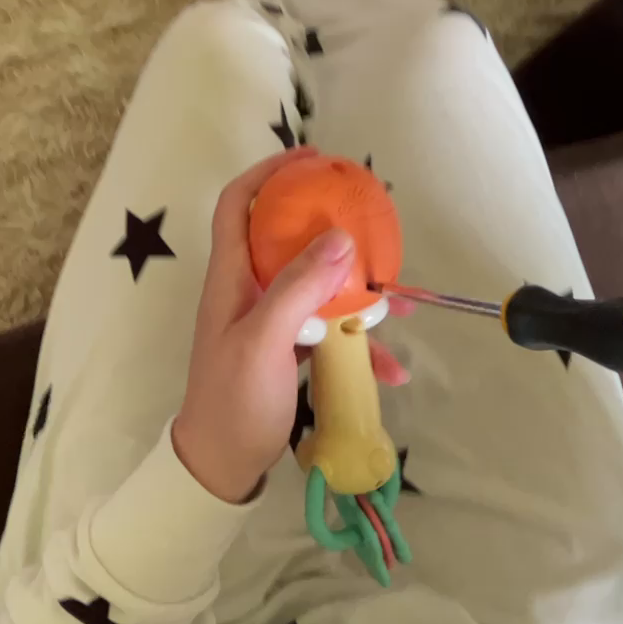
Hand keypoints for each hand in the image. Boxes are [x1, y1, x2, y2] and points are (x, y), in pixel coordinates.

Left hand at [172, 149, 407, 503]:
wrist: (222, 464)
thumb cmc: (234, 399)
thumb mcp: (265, 340)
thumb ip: (299, 288)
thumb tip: (340, 235)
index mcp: (231, 275)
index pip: (238, 204)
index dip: (268, 173)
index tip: (311, 159)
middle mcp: (248, 288)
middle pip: (286, 238)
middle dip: (329, 227)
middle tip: (370, 222)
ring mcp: (269, 319)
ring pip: (315, 283)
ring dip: (356, 290)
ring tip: (400, 303)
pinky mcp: (287, 348)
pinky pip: (327, 328)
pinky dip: (357, 340)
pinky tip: (391, 367)